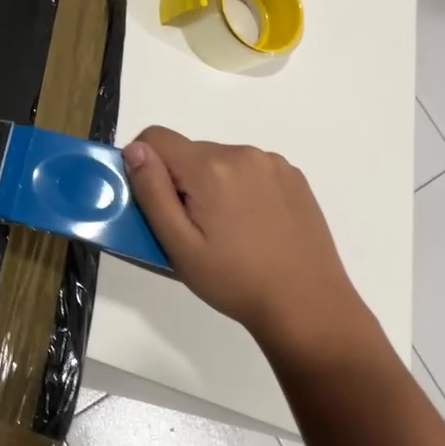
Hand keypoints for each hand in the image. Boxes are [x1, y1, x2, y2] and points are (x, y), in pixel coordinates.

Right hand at [122, 127, 369, 350]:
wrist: (309, 307)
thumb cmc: (234, 281)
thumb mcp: (178, 245)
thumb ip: (152, 191)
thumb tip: (135, 149)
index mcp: (210, 168)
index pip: (155, 138)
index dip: (144, 166)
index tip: (156, 203)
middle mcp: (242, 153)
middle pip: (187, 151)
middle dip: (179, 181)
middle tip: (192, 228)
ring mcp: (272, 164)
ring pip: (217, 160)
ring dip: (209, 185)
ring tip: (225, 230)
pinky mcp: (293, 177)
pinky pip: (246, 169)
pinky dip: (238, 188)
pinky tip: (251, 225)